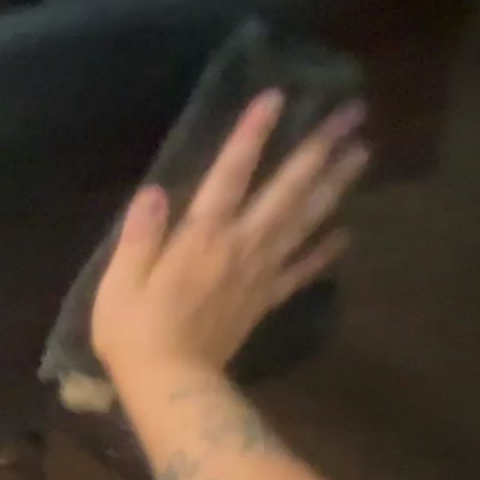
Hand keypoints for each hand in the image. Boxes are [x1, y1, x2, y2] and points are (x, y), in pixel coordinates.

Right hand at [92, 90, 369, 380]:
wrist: (168, 380)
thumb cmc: (131, 332)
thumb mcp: (118, 284)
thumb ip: (138, 238)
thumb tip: (154, 192)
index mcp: (199, 239)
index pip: (228, 178)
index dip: (249, 138)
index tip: (274, 99)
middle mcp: (240, 246)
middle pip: (285, 190)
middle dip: (317, 150)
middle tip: (350, 114)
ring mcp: (259, 272)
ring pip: (305, 219)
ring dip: (335, 185)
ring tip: (360, 153)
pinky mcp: (264, 299)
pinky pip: (302, 270)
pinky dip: (325, 250)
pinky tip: (343, 233)